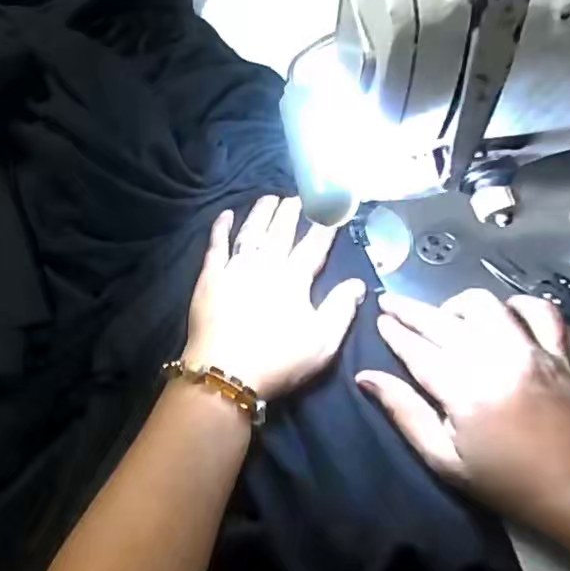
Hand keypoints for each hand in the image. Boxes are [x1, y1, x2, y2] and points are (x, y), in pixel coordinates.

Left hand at [183, 196, 366, 398]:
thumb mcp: (322, 343)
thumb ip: (341, 309)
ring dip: (261, 212)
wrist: (224, 373)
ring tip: (269, 197)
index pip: (313, 246)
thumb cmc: (277, 361)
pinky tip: (225, 215)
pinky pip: (216, 245)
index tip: (333, 210)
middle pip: (280, 231)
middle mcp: (266, 265)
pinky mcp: (210, 277)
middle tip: (297, 197)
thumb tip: (359, 283)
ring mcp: (235, 268)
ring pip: (251, 231)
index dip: (324, 227)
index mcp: (294, 279)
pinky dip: (221, 228)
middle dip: (291, 211)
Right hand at [361, 290, 569, 548]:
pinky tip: (502, 315)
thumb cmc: (514, 487)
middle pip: (443, 320)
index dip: (394, 331)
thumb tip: (366, 378)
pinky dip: (515, 304)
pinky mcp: (560, 350)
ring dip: (456, 304)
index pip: (417, 347)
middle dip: (411, 310)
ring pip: (484, 304)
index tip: (379, 318)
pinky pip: (537, 309)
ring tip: (443, 316)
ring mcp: (531, 349)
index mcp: (464, 389)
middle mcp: (495, 357)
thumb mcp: (448, 464)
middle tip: (392, 304)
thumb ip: (406, 414)